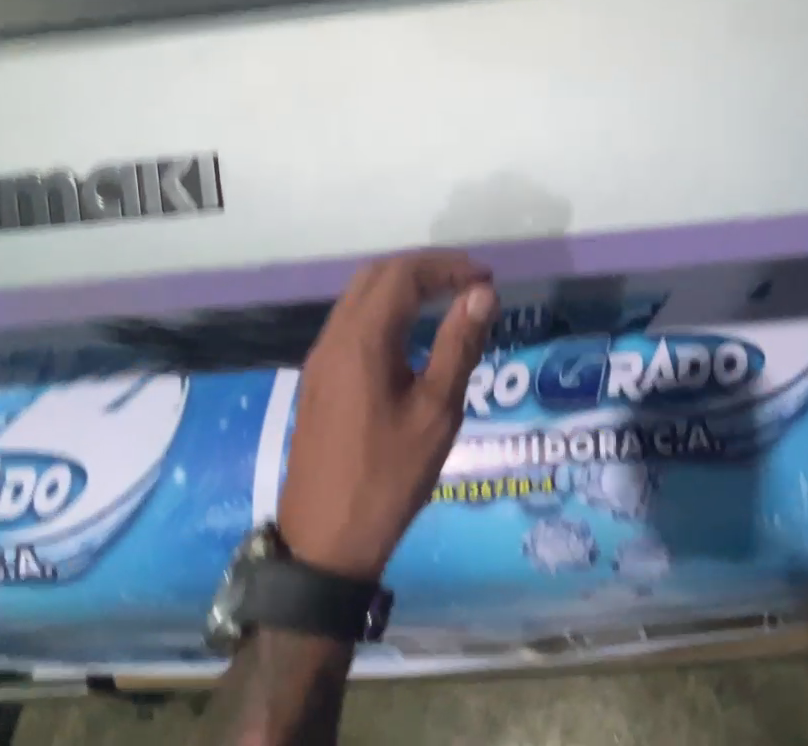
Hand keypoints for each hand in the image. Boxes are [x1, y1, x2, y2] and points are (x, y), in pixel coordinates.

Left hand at [278, 251, 497, 579]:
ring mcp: (321, 360)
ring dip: (404, 286)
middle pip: (377, 276)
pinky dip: (387, 310)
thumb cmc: (389, 476)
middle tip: (471, 283)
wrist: (325, 541)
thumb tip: (483, 294)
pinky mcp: (320, 380)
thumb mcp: (437, 411)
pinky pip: (353, 323)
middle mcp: (334, 340)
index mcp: (361, 342)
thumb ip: (459, 345)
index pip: (403, 275)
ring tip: (449, 299)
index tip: (487, 279)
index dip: (448, 267)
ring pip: (360, 297)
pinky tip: (414, 334)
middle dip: (426, 269)